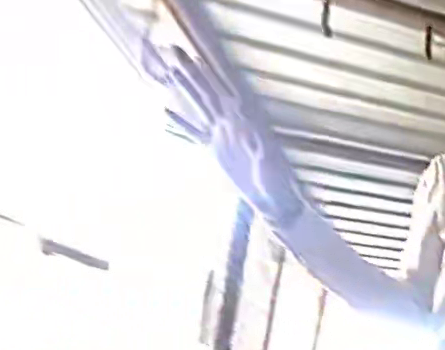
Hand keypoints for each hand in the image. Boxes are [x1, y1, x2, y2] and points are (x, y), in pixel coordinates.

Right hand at [162, 46, 304, 225]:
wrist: (277, 205)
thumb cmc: (279, 188)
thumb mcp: (271, 167)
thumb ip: (260, 150)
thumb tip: (253, 137)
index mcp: (247, 129)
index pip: (225, 97)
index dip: (211, 78)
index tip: (198, 59)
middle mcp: (233, 129)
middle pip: (209, 95)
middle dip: (193, 73)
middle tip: (174, 49)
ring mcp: (223, 139)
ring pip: (200, 108)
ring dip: (186, 89)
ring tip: (169, 69)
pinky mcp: (217, 153)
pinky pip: (195, 134)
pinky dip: (181, 124)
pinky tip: (165, 110)